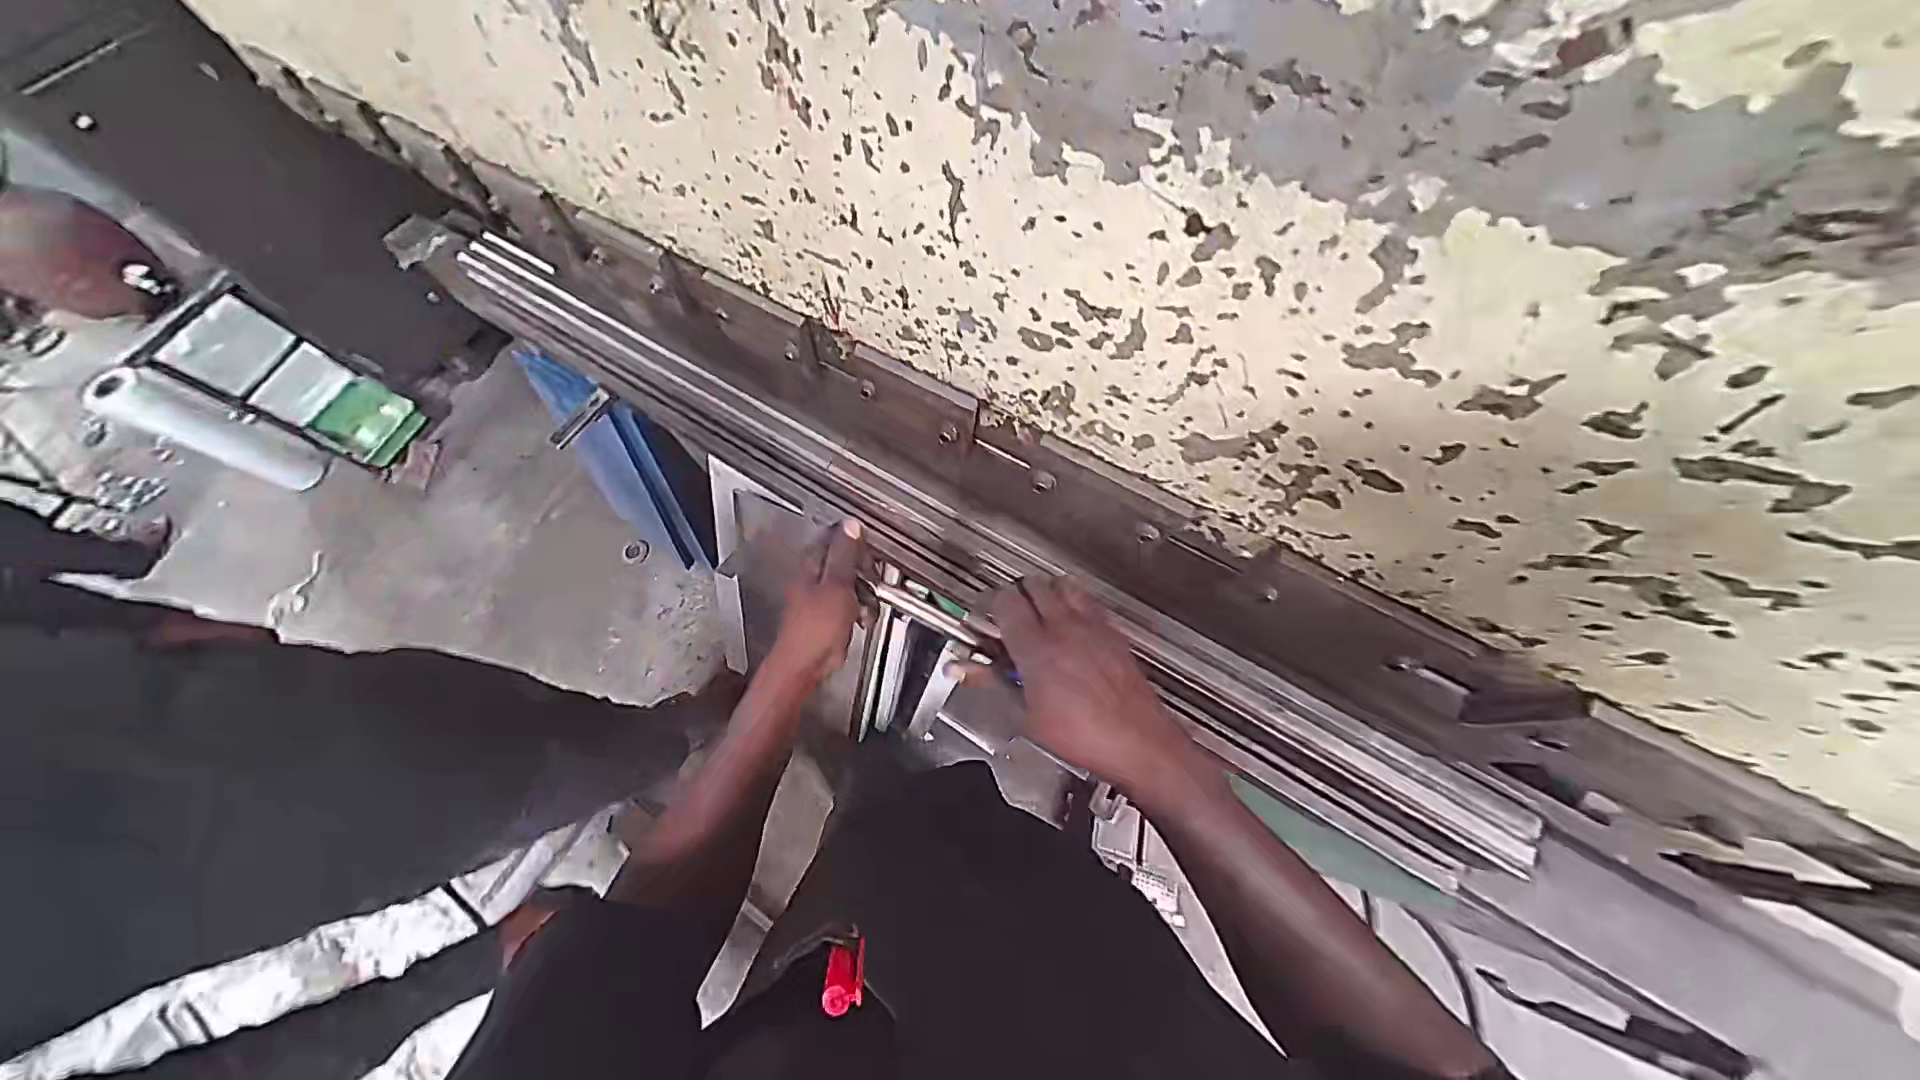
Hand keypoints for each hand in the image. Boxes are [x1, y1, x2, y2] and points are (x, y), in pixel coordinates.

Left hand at [767, 519, 865, 683]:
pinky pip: (850, 604)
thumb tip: (851, 525)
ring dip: (864, 595)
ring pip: (851, 584)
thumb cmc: (815, 629)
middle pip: (845, 561)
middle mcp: (813, 578)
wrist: (805, 664)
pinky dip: (859, 611)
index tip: (869, 554)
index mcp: (812, 564)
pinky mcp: (827, 616)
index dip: (856, 543)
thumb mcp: (838, 585)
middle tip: (871, 582)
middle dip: (864, 573)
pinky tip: (860, 620)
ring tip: (866, 608)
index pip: (835, 538)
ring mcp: (820, 597)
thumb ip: (845, 554)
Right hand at [987, 576, 1199, 796]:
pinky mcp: (1113, 634)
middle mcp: (1065, 629)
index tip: (983, 617)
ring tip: (1036, 612)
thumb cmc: (1087, 737)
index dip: (988, 604)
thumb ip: (992, 682)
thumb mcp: (1025, 716)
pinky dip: (1073, 603)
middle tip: (1005, 614)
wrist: (1139, 744)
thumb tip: (966, 669)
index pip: (1005, 601)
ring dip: (1045, 592)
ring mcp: (1092, 628)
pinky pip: (1089, 602)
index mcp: (1037, 648)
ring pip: (1063, 585)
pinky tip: (1069, 624)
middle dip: (1014, 595)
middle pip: (1033, 585)